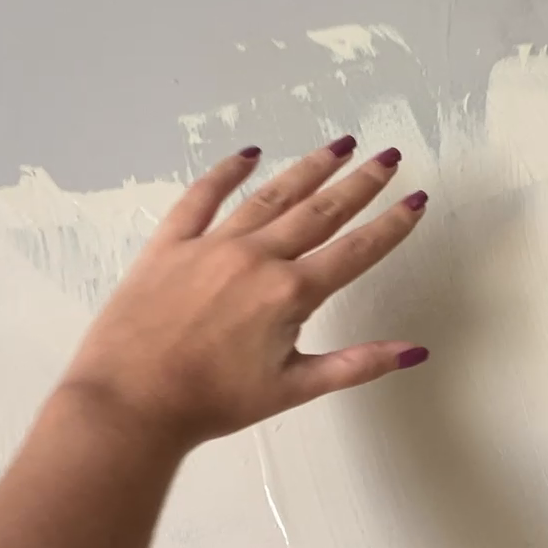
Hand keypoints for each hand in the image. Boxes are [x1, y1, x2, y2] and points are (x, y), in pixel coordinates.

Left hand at [59, 139, 430, 449]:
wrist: (130, 401)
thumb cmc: (217, 401)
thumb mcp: (296, 387)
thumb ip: (359, 364)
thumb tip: (415, 351)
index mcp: (291, 293)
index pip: (356, 251)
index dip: (392, 225)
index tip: (416, 199)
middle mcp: (257, 258)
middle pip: (320, 211)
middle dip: (360, 182)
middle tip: (388, 156)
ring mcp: (211, 245)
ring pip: (271, 196)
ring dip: (308, 169)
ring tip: (338, 145)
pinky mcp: (170, 244)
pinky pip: (201, 198)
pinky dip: (225, 173)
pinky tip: (248, 154)